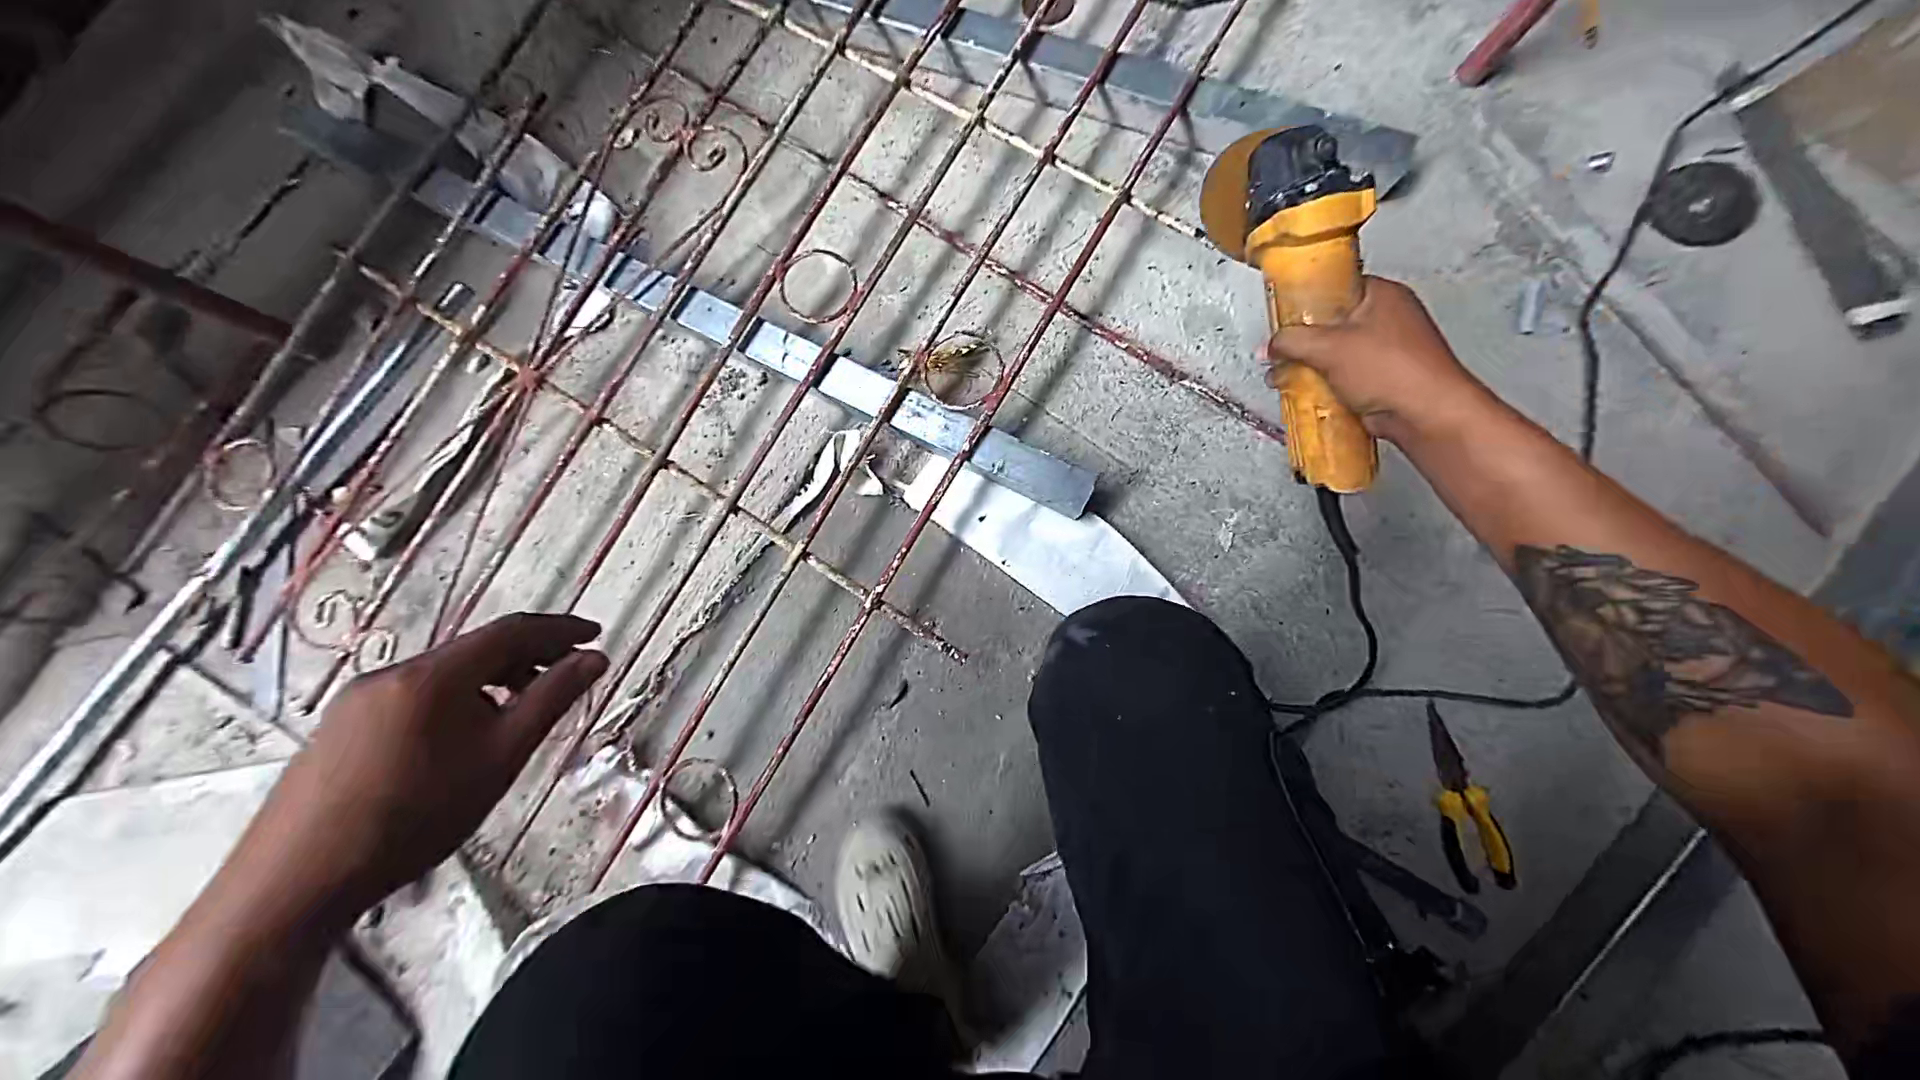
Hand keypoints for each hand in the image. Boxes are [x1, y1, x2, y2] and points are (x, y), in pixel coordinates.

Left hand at [228, 613, 607, 920]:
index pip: (511, 631)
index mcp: (433, 675)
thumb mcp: (501, 756)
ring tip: (526, 708)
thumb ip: (552, 699)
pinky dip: (460, 699)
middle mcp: (392, 675)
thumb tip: (593, 659)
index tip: (594, 634)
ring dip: (496, 679)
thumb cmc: (414, 817)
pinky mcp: (341, 728)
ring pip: (447, 673)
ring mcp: (359, 701)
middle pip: (477, 649)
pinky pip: (417, 696)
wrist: (293, 885)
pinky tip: (469, 736)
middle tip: (570, 673)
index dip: (560, 629)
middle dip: (531, 655)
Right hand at [1268, 277, 1489, 442]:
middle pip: (1330, 322)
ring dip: (1309, 365)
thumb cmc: (1394, 370)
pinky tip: (1308, 391)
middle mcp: (1387, 317)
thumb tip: (1270, 345)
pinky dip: (1323, 382)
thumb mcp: (1327, 347)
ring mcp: (1385, 348)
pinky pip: (1342, 374)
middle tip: (1283, 351)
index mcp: (1382, 295)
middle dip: (1302, 340)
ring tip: (1289, 375)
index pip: (1335, 286)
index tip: (1282, 316)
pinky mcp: (1380, 376)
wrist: (1423, 413)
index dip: (1304, 300)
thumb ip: (1291, 341)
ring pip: (1334, 351)